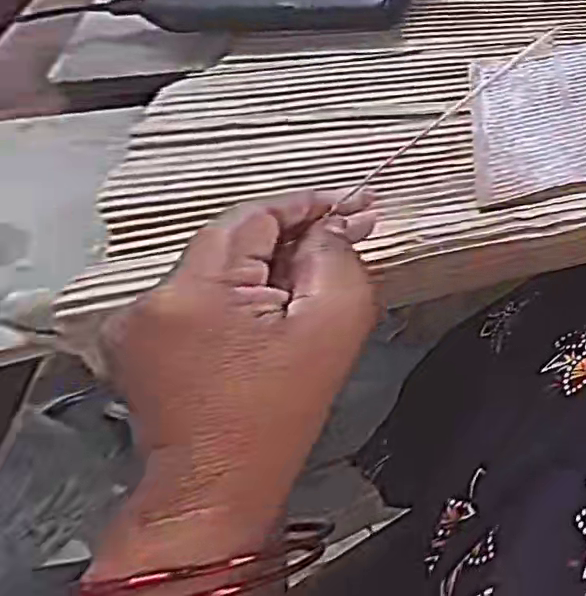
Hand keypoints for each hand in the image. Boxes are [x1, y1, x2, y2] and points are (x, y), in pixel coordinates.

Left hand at [89, 191, 378, 576]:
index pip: (253, 218)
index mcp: (193, 292)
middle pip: (235, 240)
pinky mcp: (147, 344)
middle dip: (299, 229)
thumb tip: (337, 221)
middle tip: (358, 225)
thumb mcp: (336, 312)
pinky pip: (209, 292)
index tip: (357, 200)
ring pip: (224, 264)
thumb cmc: (284, 396)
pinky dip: (254, 282)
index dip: (310, 203)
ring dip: (278, 256)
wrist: (226, 472)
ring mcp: (141, 326)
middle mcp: (151, 303)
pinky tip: (293, 291)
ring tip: (332, 259)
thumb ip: (335, 253)